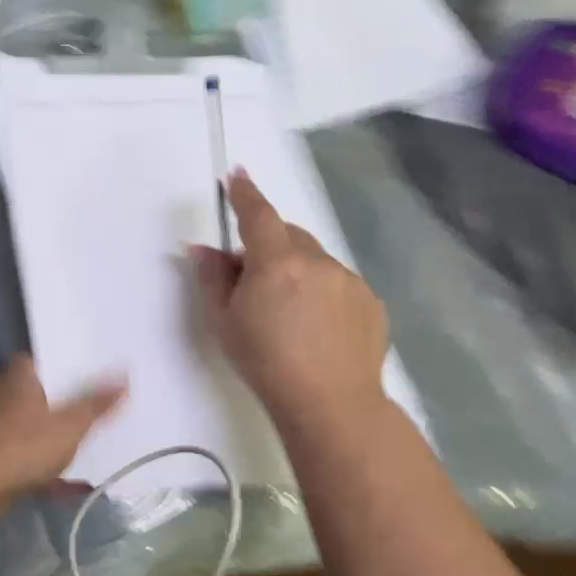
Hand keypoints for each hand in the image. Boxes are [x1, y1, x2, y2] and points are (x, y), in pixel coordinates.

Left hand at [0, 357, 125, 493]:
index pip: (40, 359)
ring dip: (57, 437)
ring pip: (32, 426)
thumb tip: (123, 375)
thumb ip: (96, 403)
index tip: (93, 374)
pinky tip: (76, 485)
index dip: (65, 364)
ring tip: (92, 444)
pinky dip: (48, 468)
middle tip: (99, 410)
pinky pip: (26, 455)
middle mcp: (0, 395)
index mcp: (17, 378)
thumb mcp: (70, 424)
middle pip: (38, 394)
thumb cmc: (24, 445)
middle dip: (66, 404)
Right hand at [189, 170, 390, 425]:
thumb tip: (205, 249)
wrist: (330, 401)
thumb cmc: (261, 359)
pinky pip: (335, 282)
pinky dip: (317, 289)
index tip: (237, 174)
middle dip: (265, 244)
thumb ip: (211, 277)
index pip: (258, 216)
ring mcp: (350, 281)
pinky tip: (309, 325)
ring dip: (292, 269)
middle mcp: (317, 263)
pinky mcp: (370, 302)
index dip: (245, 194)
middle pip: (287, 235)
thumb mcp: (220, 319)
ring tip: (279, 310)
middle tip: (244, 277)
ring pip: (312, 260)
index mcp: (276, 264)